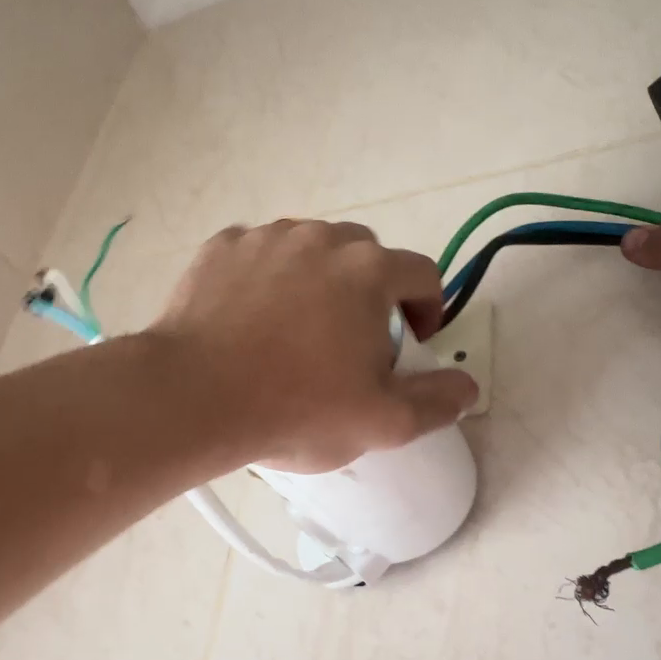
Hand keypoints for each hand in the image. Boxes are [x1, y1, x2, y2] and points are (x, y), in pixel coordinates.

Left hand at [149, 220, 477, 472]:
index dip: (426, 310)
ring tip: (297, 330)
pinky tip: (251, 319)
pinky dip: (265, 278)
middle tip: (352, 342)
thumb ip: (437, 402)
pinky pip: (259, 255)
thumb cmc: (295, 409)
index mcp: (370, 270)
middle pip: (366, 256)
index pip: (422, 275)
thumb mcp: (382, 423)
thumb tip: (467, 388)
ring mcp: (265, 237)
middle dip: (371, 293)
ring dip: (317, 281)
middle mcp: (321, 237)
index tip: (409, 344)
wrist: (193, 397)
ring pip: (309, 250)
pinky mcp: (221, 248)